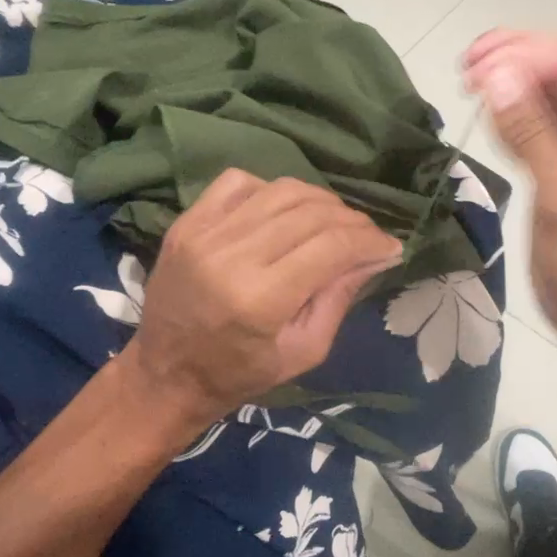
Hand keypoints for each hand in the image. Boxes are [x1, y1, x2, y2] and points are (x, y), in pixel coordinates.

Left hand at [118, 170, 403, 436]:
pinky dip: (272, 189)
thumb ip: (339, 298)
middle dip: (352, 221)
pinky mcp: (187, 222)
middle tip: (368, 237)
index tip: (391, 246)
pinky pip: (239, 182)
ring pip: (280, 190)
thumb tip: (377, 254)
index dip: (370, 241)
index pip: (331, 246)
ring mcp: (204, 233)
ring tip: (334, 222)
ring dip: (319, 201)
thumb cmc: (240, 374)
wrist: (165, 374)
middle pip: (311, 212)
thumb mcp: (303, 351)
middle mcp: (231, 256)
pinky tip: (283, 212)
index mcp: (261, 299)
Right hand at [463, 30, 556, 338]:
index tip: (470, 67)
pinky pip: (548, 122)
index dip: (522, 58)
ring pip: (553, 92)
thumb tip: (494, 74)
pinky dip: (518, 117)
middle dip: (515, 65)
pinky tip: (489, 113)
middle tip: (464, 68)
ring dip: (512, 88)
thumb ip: (531, 130)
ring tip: (467, 84)